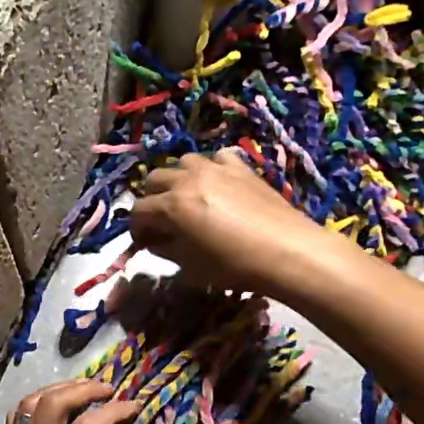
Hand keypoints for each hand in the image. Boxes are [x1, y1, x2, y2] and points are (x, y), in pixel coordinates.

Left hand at [0, 378, 150, 423]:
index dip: (112, 412)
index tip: (133, 405)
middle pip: (52, 403)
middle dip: (82, 389)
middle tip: (107, 388)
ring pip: (31, 403)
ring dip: (59, 390)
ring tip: (85, 389)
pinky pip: (18, 413)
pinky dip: (39, 401)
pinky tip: (58, 402)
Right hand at [129, 151, 345, 295]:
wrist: (287, 251)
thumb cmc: (234, 265)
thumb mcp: (190, 265)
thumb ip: (165, 249)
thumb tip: (154, 240)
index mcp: (172, 205)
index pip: (138, 210)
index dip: (137, 228)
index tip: (143, 241)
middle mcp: (188, 179)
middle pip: (154, 179)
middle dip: (152, 199)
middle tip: (161, 220)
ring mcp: (215, 168)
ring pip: (182, 163)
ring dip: (177, 179)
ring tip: (186, 198)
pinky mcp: (240, 167)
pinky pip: (215, 158)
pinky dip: (208, 168)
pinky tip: (216, 184)